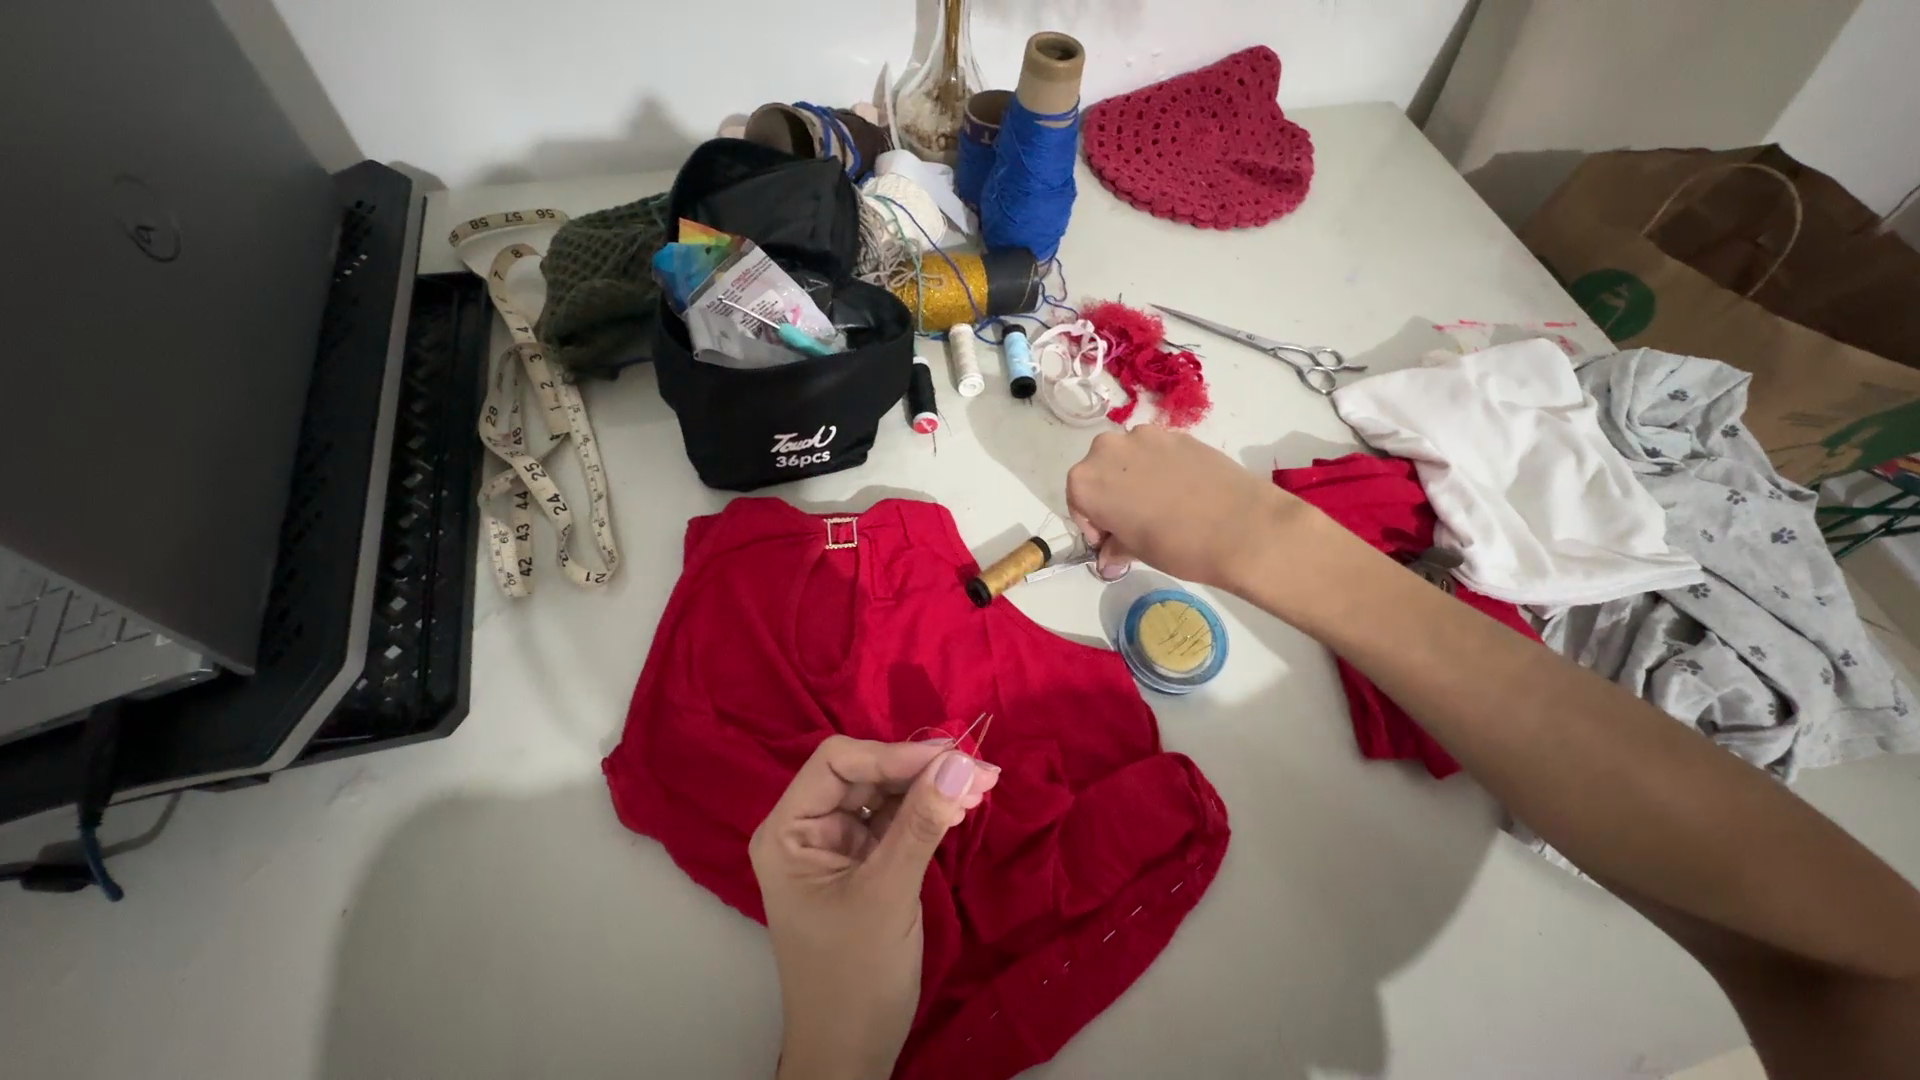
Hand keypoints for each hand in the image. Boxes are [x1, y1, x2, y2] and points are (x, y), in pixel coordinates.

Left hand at [750, 736, 998, 1079]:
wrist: (851, 1053)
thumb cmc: (854, 978)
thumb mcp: (888, 895)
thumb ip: (921, 824)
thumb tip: (960, 763)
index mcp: (789, 831)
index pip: (837, 763)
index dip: (893, 753)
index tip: (950, 758)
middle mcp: (809, 828)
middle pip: (865, 772)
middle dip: (921, 768)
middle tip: (980, 770)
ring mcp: (838, 844)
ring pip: (886, 792)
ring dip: (932, 786)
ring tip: (983, 784)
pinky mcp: (866, 861)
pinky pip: (898, 819)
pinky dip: (930, 810)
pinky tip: (962, 805)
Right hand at [1066, 427, 1305, 586]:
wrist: (1242, 527)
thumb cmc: (1176, 545)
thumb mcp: (1137, 552)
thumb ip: (1116, 547)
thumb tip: (1110, 555)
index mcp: (1086, 481)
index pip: (1078, 504)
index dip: (1094, 526)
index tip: (1112, 542)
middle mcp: (1108, 449)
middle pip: (1099, 473)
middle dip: (1110, 496)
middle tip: (1134, 523)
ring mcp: (1145, 436)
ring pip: (1128, 459)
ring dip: (1134, 479)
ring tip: (1161, 506)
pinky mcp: (1178, 433)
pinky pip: (1156, 452)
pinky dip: (1160, 469)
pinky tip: (1183, 492)